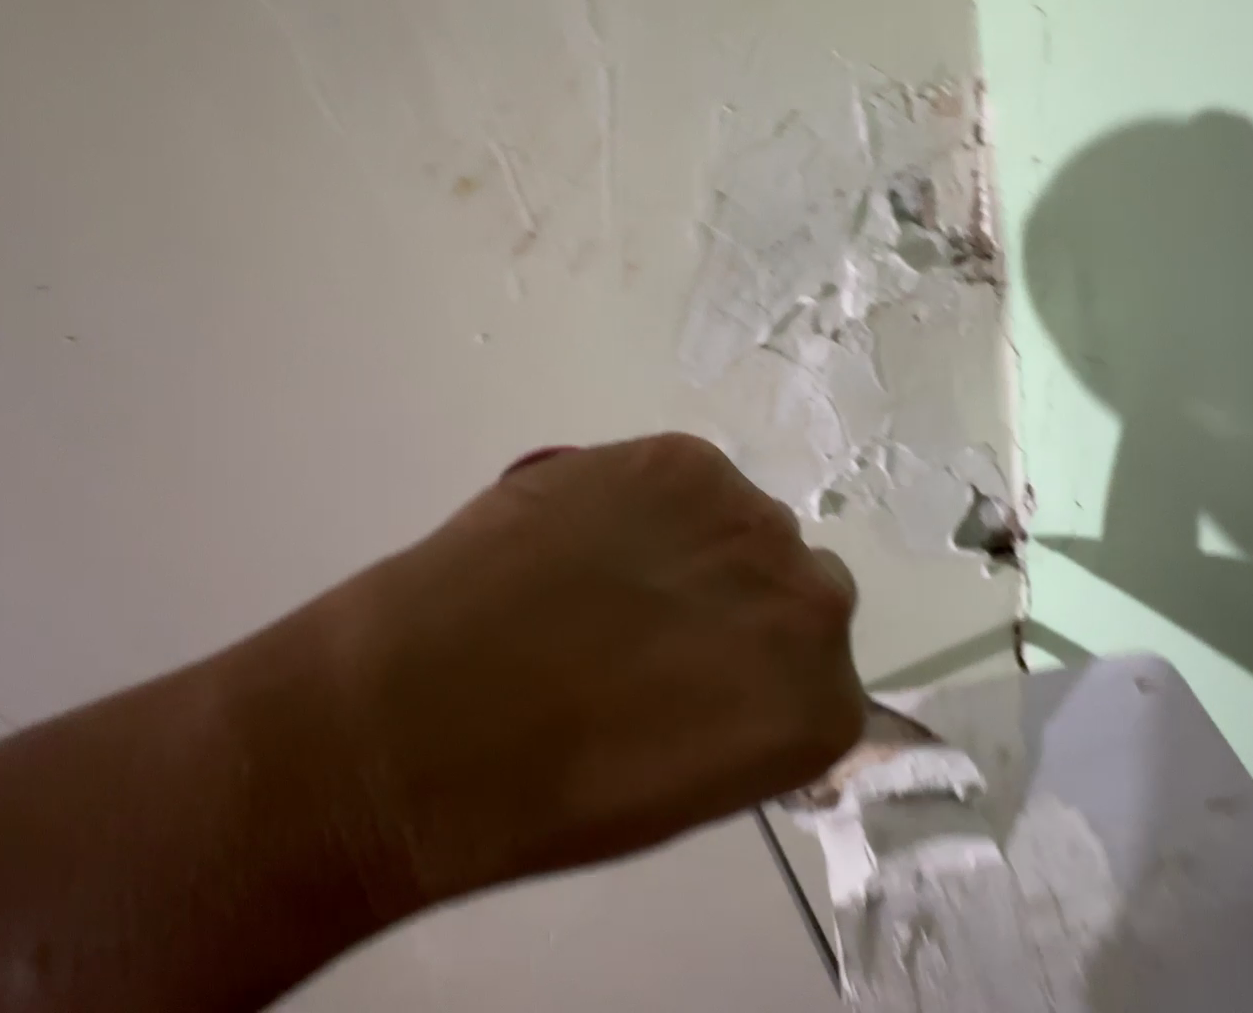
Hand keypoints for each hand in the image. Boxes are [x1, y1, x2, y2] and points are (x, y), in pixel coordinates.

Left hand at [328, 433, 865, 904]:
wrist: (429, 720)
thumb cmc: (554, 792)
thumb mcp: (689, 780)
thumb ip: (746, 712)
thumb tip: (733, 658)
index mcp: (823, 707)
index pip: (819, 669)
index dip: (755, 667)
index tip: (705, 675)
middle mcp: (814, 607)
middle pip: (797, 584)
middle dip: (741, 599)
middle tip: (658, 619)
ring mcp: (749, 522)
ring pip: (739, 523)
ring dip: (696, 542)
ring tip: (607, 573)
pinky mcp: (682, 459)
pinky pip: (686, 477)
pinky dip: (647, 499)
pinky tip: (585, 534)